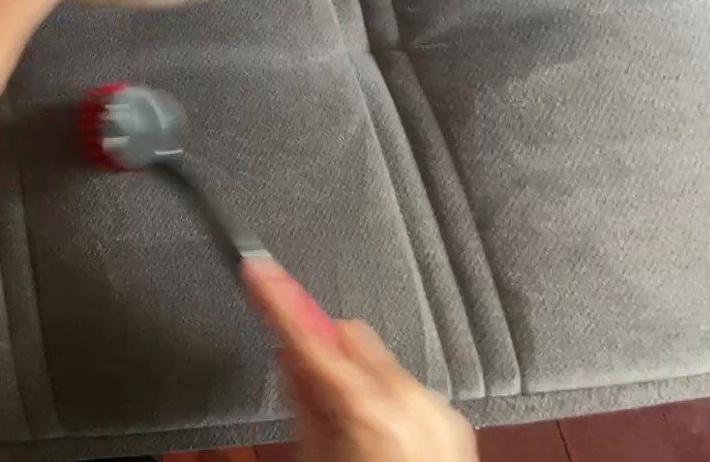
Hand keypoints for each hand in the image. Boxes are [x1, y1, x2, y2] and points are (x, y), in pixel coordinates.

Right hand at [244, 259, 475, 461]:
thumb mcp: (313, 453)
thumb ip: (299, 394)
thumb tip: (288, 351)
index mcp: (370, 411)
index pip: (310, 334)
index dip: (278, 298)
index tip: (256, 266)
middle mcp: (412, 401)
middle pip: (346, 337)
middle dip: (321, 351)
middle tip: (302, 386)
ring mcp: (438, 412)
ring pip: (374, 359)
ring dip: (352, 375)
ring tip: (345, 426)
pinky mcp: (453, 423)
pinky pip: (404, 385)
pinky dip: (382, 397)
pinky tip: (375, 436)